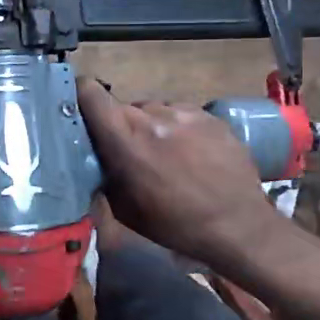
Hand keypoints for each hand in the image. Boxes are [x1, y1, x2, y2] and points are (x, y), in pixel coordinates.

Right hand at [76, 78, 282, 263]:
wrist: (238, 224)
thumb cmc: (176, 225)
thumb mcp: (126, 210)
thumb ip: (105, 176)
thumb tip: (95, 159)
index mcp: (126, 140)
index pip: (91, 94)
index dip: (82, 95)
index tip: (80, 107)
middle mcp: (152, 116)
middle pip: (123, 107)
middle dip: (122, 126)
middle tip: (132, 151)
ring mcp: (184, 112)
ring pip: (154, 109)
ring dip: (152, 125)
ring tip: (167, 153)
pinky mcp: (209, 114)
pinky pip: (181, 113)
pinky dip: (179, 127)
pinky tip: (192, 152)